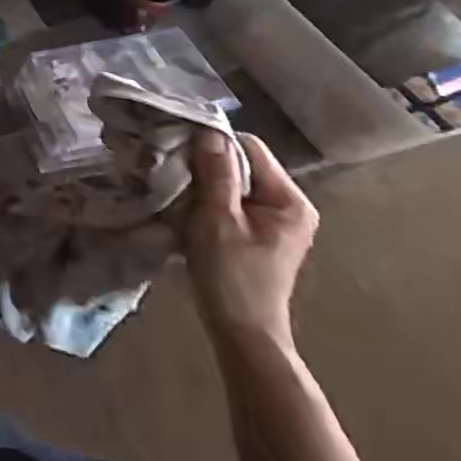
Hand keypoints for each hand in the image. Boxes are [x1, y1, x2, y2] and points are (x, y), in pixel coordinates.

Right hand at [186, 131, 318, 346]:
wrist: (240, 327)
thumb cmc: (231, 274)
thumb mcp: (218, 219)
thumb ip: (216, 174)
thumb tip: (208, 132)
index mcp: (290, 200)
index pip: (250, 148)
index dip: (213, 144)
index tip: (177, 147)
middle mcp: (288, 203)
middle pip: (241, 163)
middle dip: (204, 162)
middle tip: (170, 168)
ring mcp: (272, 217)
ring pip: (230, 180)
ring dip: (201, 180)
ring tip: (174, 186)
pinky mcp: (254, 229)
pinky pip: (227, 197)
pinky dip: (204, 196)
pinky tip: (185, 204)